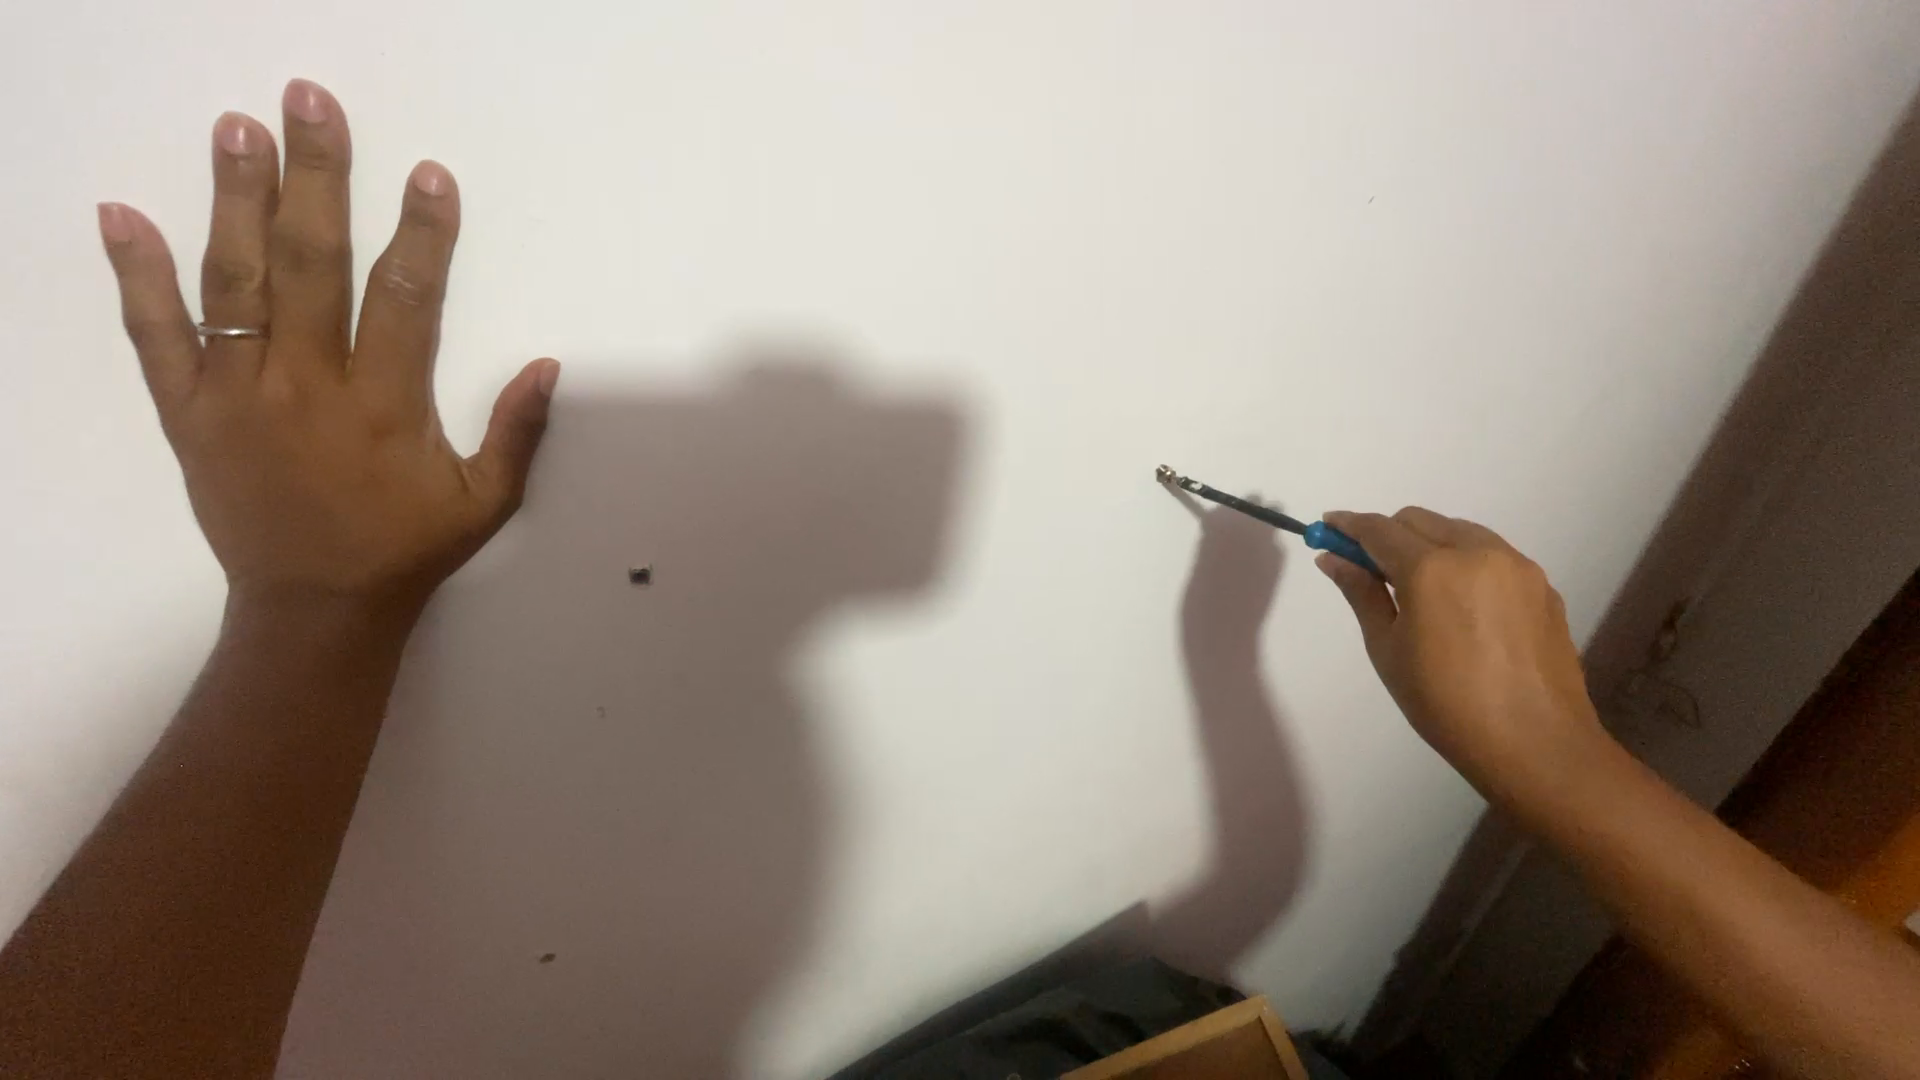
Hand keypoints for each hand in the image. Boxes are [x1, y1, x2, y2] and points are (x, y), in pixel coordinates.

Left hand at [96, 79, 556, 620]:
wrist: (317, 604)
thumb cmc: (411, 547)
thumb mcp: (488, 500)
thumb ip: (517, 431)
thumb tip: (545, 365)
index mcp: (385, 405)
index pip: (404, 298)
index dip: (420, 233)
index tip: (427, 175)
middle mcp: (306, 385)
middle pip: (311, 263)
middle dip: (317, 178)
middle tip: (312, 103)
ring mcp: (237, 394)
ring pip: (233, 282)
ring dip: (234, 199)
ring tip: (237, 129)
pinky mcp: (188, 412)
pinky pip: (155, 336)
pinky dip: (135, 275)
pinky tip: (123, 214)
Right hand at [1315, 508, 1605, 798]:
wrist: (1535, 745)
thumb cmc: (1444, 701)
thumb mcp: (1387, 647)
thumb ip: (1361, 592)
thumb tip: (1333, 559)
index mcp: (1432, 569)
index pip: (1379, 529)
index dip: (1347, 526)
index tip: (1325, 527)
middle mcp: (1478, 554)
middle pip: (1419, 520)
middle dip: (1387, 533)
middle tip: (1366, 567)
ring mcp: (1517, 568)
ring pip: (1458, 531)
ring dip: (1426, 543)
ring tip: (1413, 588)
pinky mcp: (1542, 587)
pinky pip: (1491, 555)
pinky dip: (1462, 562)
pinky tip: (1456, 605)